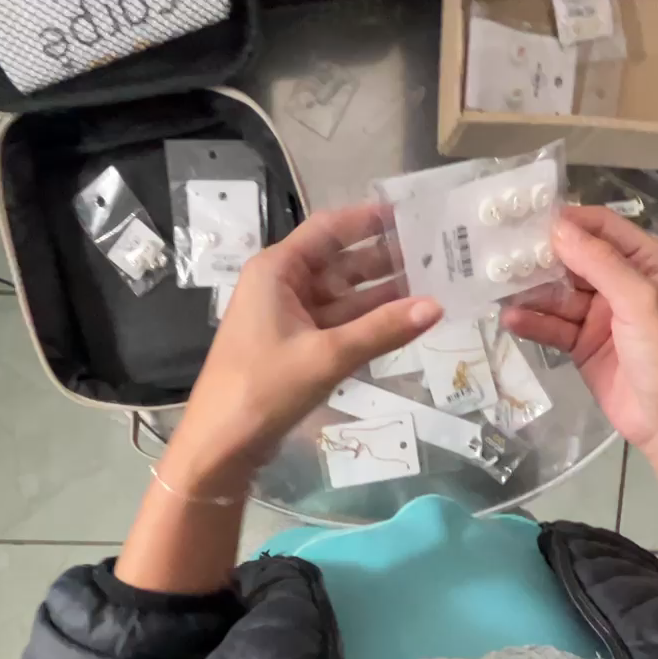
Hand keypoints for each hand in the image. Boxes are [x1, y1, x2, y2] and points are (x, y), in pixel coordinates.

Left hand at [158, 203, 443, 496]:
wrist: (221, 444)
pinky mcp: (295, 350)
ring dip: (381, 296)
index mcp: (277, 271)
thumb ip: (382, 330)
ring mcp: (289, 320)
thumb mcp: (327, 356)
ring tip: (431, 287)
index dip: (369, 220)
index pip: (329, 230)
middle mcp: (282, 287)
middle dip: (384, 261)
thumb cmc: (264, 388)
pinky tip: (402, 324)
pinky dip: (366, 326)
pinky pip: (338, 327)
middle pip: (339, 264)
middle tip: (435, 255)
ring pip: (342, 299)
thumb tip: (436, 307)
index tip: (411, 214)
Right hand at [499, 206, 657, 454]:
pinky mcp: (582, 345)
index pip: (604, 229)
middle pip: (575, 260)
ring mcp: (600, 315)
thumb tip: (558, 229)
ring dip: (532, 292)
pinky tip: (510, 318)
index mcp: (648, 262)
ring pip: (559, 295)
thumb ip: (600, 264)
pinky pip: (554, 327)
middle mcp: (622, 283)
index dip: (570, 222)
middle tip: (501, 252)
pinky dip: (534, 323)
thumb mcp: (640, 302)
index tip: (529, 218)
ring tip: (497, 287)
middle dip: (542, 258)